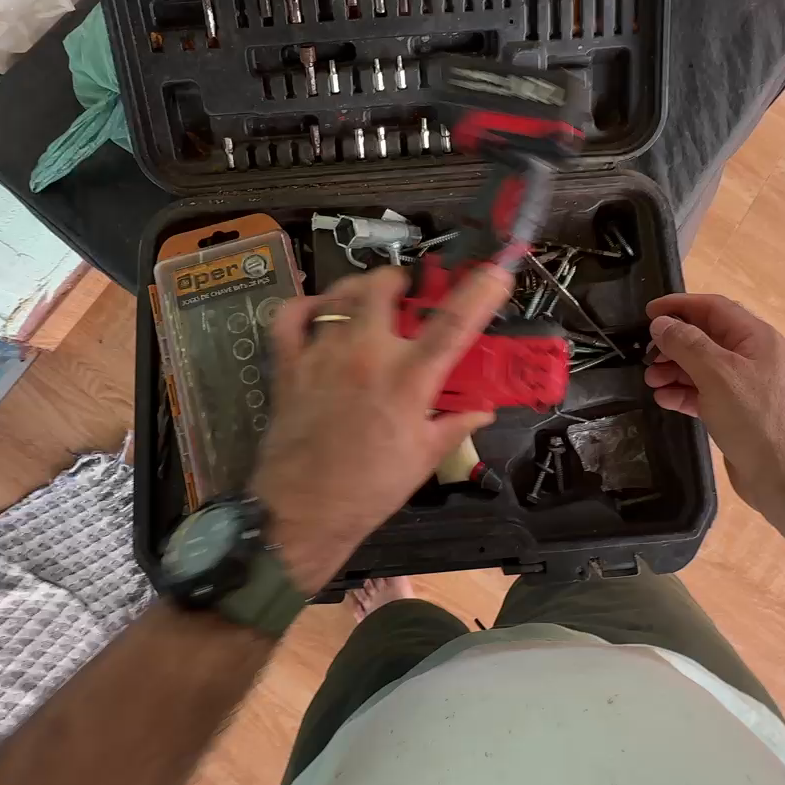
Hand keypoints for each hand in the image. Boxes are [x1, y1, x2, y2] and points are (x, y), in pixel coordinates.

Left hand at [252, 266, 513, 592]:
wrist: (304, 513)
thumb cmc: (370, 489)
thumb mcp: (425, 459)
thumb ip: (456, 424)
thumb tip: (483, 410)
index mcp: (408, 379)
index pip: (452, 325)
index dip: (479, 293)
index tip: (495, 272)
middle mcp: (366, 355)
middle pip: (383, 288)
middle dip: (400, 281)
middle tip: (408, 293)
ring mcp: (323, 355)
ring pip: (340, 294)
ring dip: (359, 288)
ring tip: (369, 298)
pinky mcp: (289, 365)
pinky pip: (289, 316)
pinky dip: (304, 305)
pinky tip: (320, 311)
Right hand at [644, 293, 784, 521]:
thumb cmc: (756, 419)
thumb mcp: (718, 374)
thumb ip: (687, 343)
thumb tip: (661, 324)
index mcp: (755, 338)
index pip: (713, 307)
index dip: (679, 306)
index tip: (647, 314)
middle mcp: (752, 357)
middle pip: (704, 337)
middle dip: (673, 343)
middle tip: (646, 356)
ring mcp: (745, 387)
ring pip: (701, 367)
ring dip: (674, 370)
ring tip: (651, 380)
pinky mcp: (737, 414)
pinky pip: (704, 394)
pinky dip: (683, 393)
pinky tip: (664, 400)